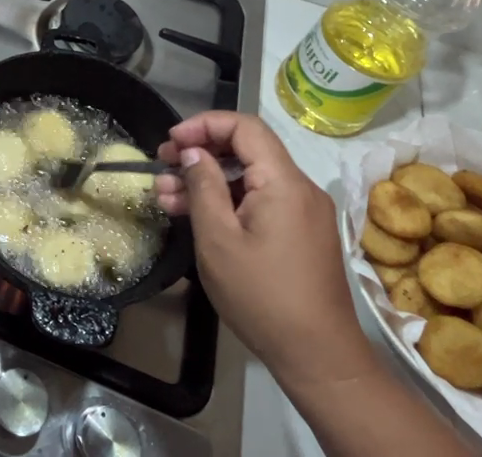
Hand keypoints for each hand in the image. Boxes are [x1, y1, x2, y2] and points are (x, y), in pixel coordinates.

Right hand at [155, 112, 375, 389]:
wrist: (319, 356)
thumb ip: (203, 185)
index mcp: (284, 182)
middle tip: (162, 165)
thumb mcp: (218, 238)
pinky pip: (260, 200)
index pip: (244, 127)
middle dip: (200, 151)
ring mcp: (304, 211)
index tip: (171, 141)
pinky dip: (227, 200)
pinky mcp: (301, 233)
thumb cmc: (262, 295)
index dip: (203, 124)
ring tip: (166, 196)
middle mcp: (300, 188)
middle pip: (247, 149)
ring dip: (208, 180)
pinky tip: (195, 215)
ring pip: (250, 177)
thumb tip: (193, 151)